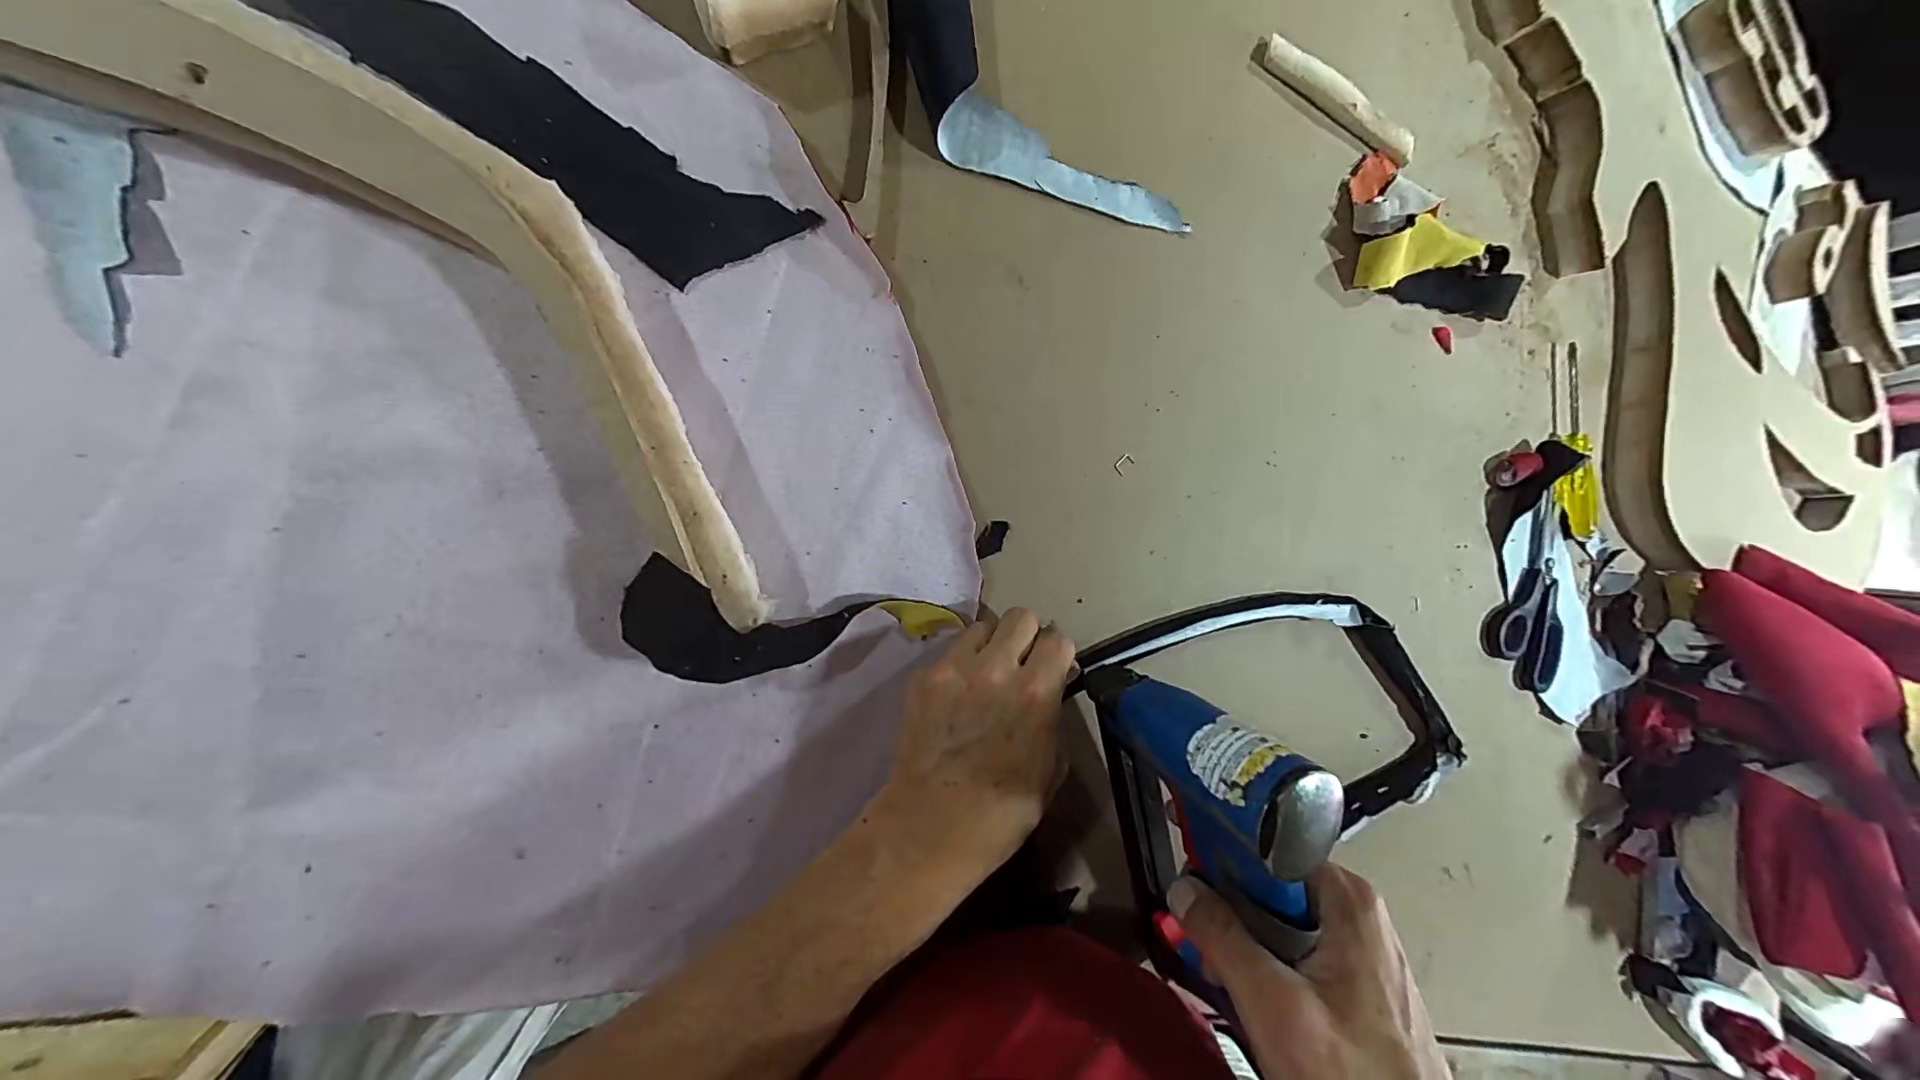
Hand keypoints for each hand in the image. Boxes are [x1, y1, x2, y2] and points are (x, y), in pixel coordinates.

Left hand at [870, 609, 1076, 878]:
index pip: (1059, 639)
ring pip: (982, 627)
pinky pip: (950, 651)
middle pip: (1021, 616)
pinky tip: (957, 691)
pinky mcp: (924, 677)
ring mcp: (954, 668)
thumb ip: (1052, 718)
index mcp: (1036, 692)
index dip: (1060, 653)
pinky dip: (961, 662)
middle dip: (1028, 635)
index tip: (1055, 667)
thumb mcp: (1051, 767)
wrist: (932, 825)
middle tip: (1023, 660)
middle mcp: (996, 668)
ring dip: (991, 644)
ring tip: (986, 671)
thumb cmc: (1003, 810)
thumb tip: (1049, 695)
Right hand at [1170, 864, 1450, 1079]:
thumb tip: (1182, 889)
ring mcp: (1356, 949)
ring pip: (1276, 922)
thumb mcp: (1273, 1003)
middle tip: (1199, 940)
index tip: (1186, 872)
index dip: (1220, 856)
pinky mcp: (1351, 983)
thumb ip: (1222, 938)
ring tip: (1219, 974)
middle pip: (1267, 886)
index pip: (1267, 847)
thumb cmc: (1352, 1074)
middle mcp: (1355, 913)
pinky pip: (1292, 953)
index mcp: (1347, 898)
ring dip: (1240, 944)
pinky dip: (1262, 967)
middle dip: (1226, 911)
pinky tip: (1247, 996)